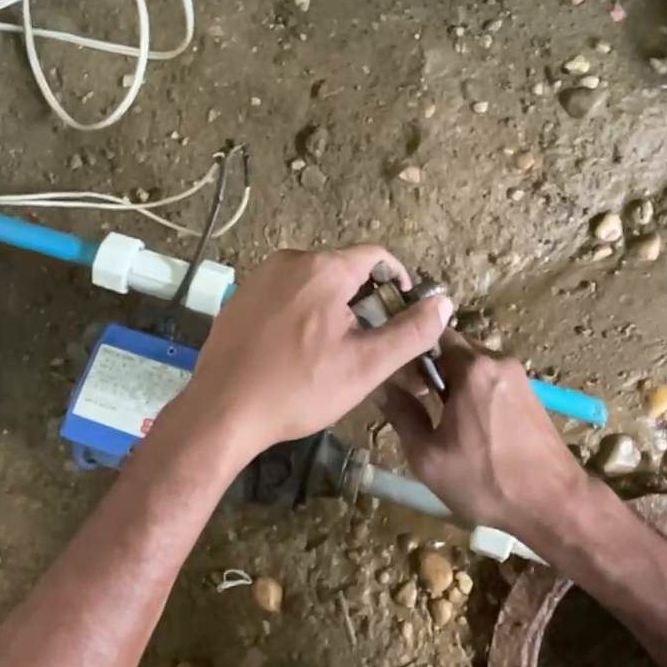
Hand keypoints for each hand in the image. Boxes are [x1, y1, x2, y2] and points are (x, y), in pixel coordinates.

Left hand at [165, 246, 453, 462]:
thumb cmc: (298, 389)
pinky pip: (285, 294)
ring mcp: (260, 277)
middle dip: (365, 300)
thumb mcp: (365, 366)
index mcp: (324, 269)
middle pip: (344, 269)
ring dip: (333, 307)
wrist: (222, 410)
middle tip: (372, 342)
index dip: (399, 281)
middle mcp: (291, 260)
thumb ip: (411, 332)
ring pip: (313, 283)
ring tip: (336, 351)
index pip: (377, 256)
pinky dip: (302, 313)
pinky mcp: (240, 297)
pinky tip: (298, 351)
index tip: (406, 312)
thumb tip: (444, 304)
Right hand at [378, 332, 589, 540]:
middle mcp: (497, 361)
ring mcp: (518, 375)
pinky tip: (467, 423)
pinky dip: (474, 391)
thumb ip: (401, 415)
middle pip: (452, 348)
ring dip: (453, 381)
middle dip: (431, 367)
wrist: (554, 504)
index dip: (410, 350)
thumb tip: (380, 386)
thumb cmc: (485, 482)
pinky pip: (491, 379)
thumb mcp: (429, 456)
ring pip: (473, 365)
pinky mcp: (530, 392)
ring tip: (438, 413)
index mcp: (472, 368)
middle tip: (413, 396)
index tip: (394, 372)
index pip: (432, 334)